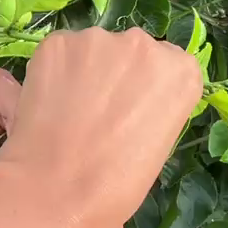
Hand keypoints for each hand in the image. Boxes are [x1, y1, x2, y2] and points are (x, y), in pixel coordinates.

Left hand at [0, 29, 200, 227]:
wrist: (59, 188)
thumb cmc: (118, 181)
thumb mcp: (158, 139)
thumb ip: (149, 102)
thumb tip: (126, 91)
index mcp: (181, 70)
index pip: (166, 63)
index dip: (144, 87)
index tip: (130, 109)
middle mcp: (142, 43)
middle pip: (128, 51)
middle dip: (114, 74)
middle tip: (96, 111)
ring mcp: (95, 39)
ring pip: (90, 50)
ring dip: (83, 71)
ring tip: (68, 110)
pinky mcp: (56, 43)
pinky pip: (58, 53)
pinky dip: (53, 71)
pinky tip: (47, 101)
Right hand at [0, 40, 190, 227]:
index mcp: (40, 131)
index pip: (2, 85)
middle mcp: (62, 132)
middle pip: (14, 103)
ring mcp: (76, 149)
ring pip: (31, 121)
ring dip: (2, 132)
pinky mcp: (84, 167)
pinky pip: (47, 140)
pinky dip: (22, 146)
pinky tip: (7, 177)